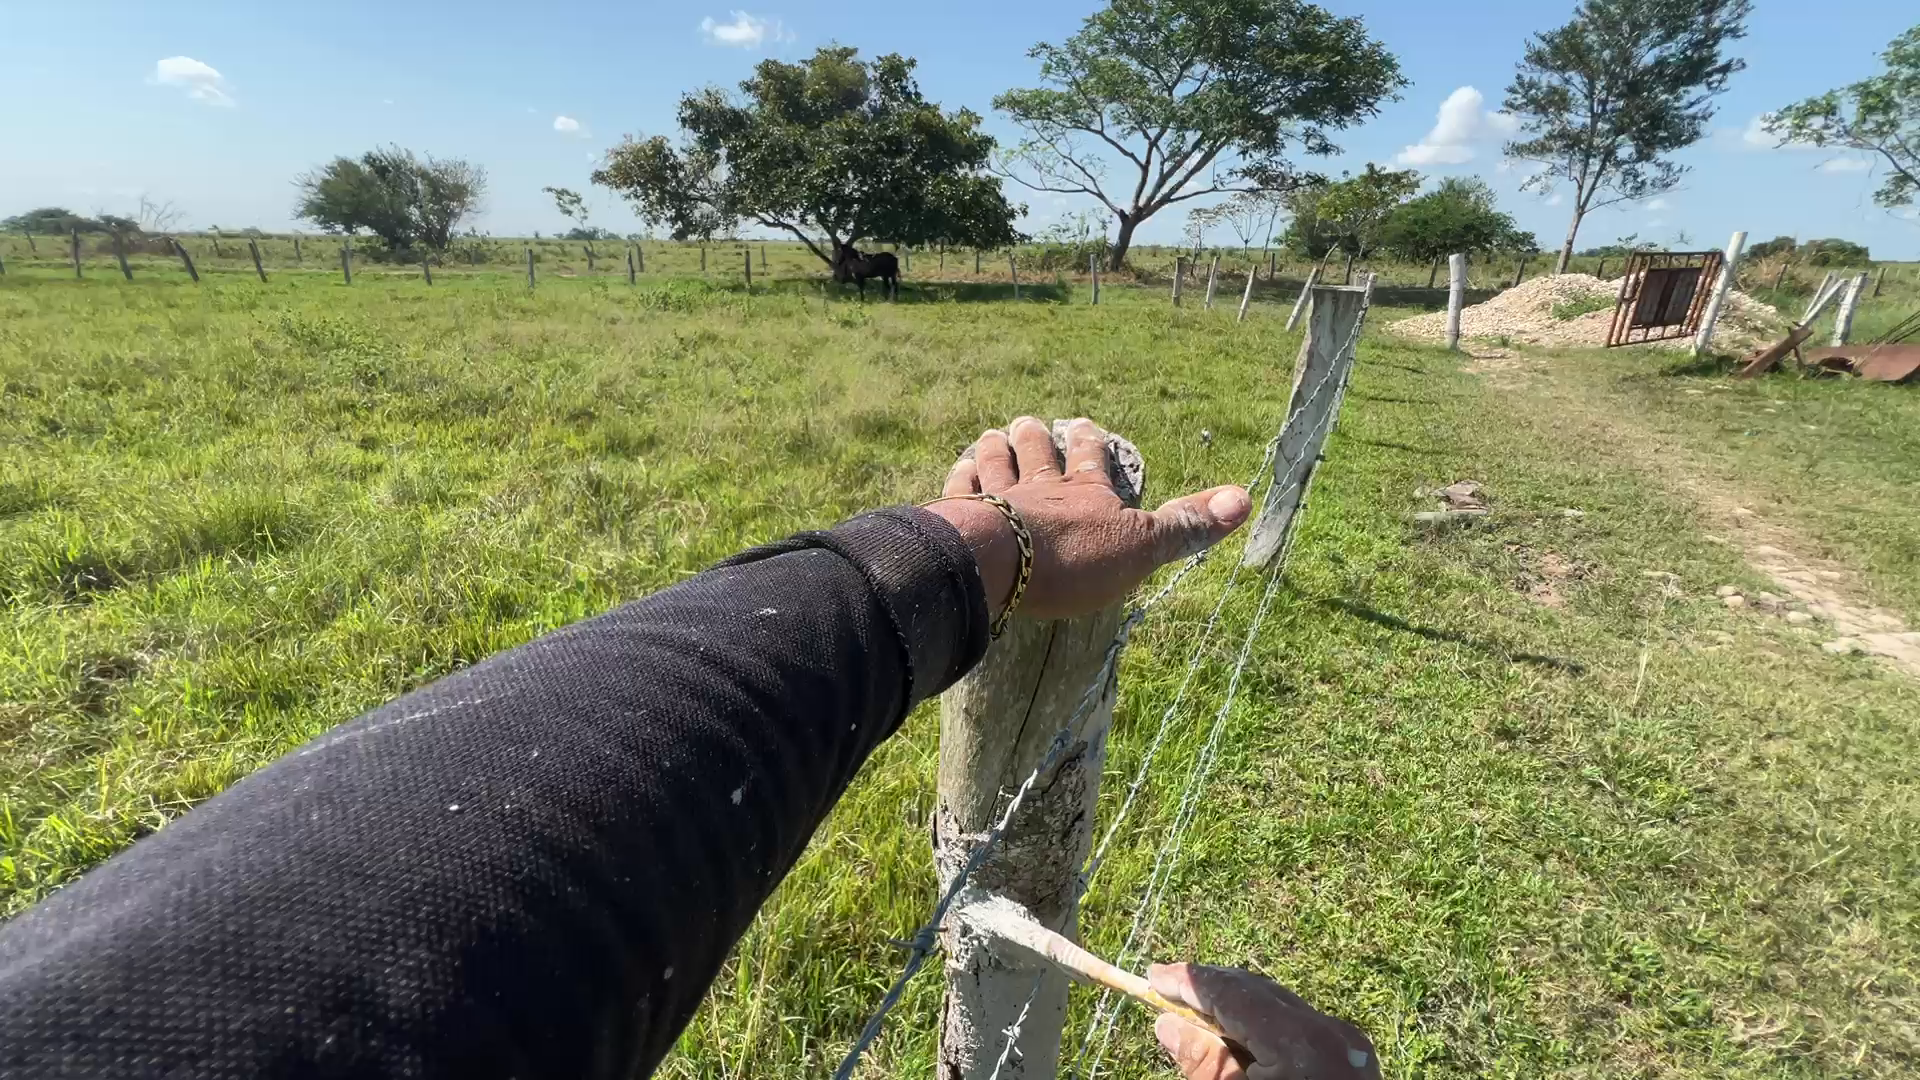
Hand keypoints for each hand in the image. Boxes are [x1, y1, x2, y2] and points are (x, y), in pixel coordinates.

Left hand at [926, 417, 1250, 620]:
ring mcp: (997, 497)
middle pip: (1036, 452)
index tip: (1084, 424)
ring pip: (996, 462)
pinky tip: (958, 469)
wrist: (1004, 566)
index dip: (1089, 443)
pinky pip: (958, 486)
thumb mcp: (1141, 548)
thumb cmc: (1075, 560)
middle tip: (1028, 422)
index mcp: (1084, 495)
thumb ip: (1186, 526)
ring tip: (992, 436)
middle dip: (1035, 437)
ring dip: (995, 448)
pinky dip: (959, 475)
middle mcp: (1040, 488)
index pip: (1090, 460)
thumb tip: (1245, 498)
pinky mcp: (960, 513)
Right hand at [1149, 963, 1378, 1079]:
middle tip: (1166, 990)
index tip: (1153, 977)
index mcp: (1300, 1042)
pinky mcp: (1353, 1059)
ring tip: (1194, 1014)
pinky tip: (1235, 1038)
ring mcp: (1346, 1044)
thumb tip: (1167, 1023)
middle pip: (1255, 991)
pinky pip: (1295, 1027)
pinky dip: (1261, 1026)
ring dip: (1233, 1006)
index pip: (1230, 990)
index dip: (1187, 981)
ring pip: (1275, 1006)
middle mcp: (1329, 1031)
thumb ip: (1202, 1061)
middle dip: (1209, 989)